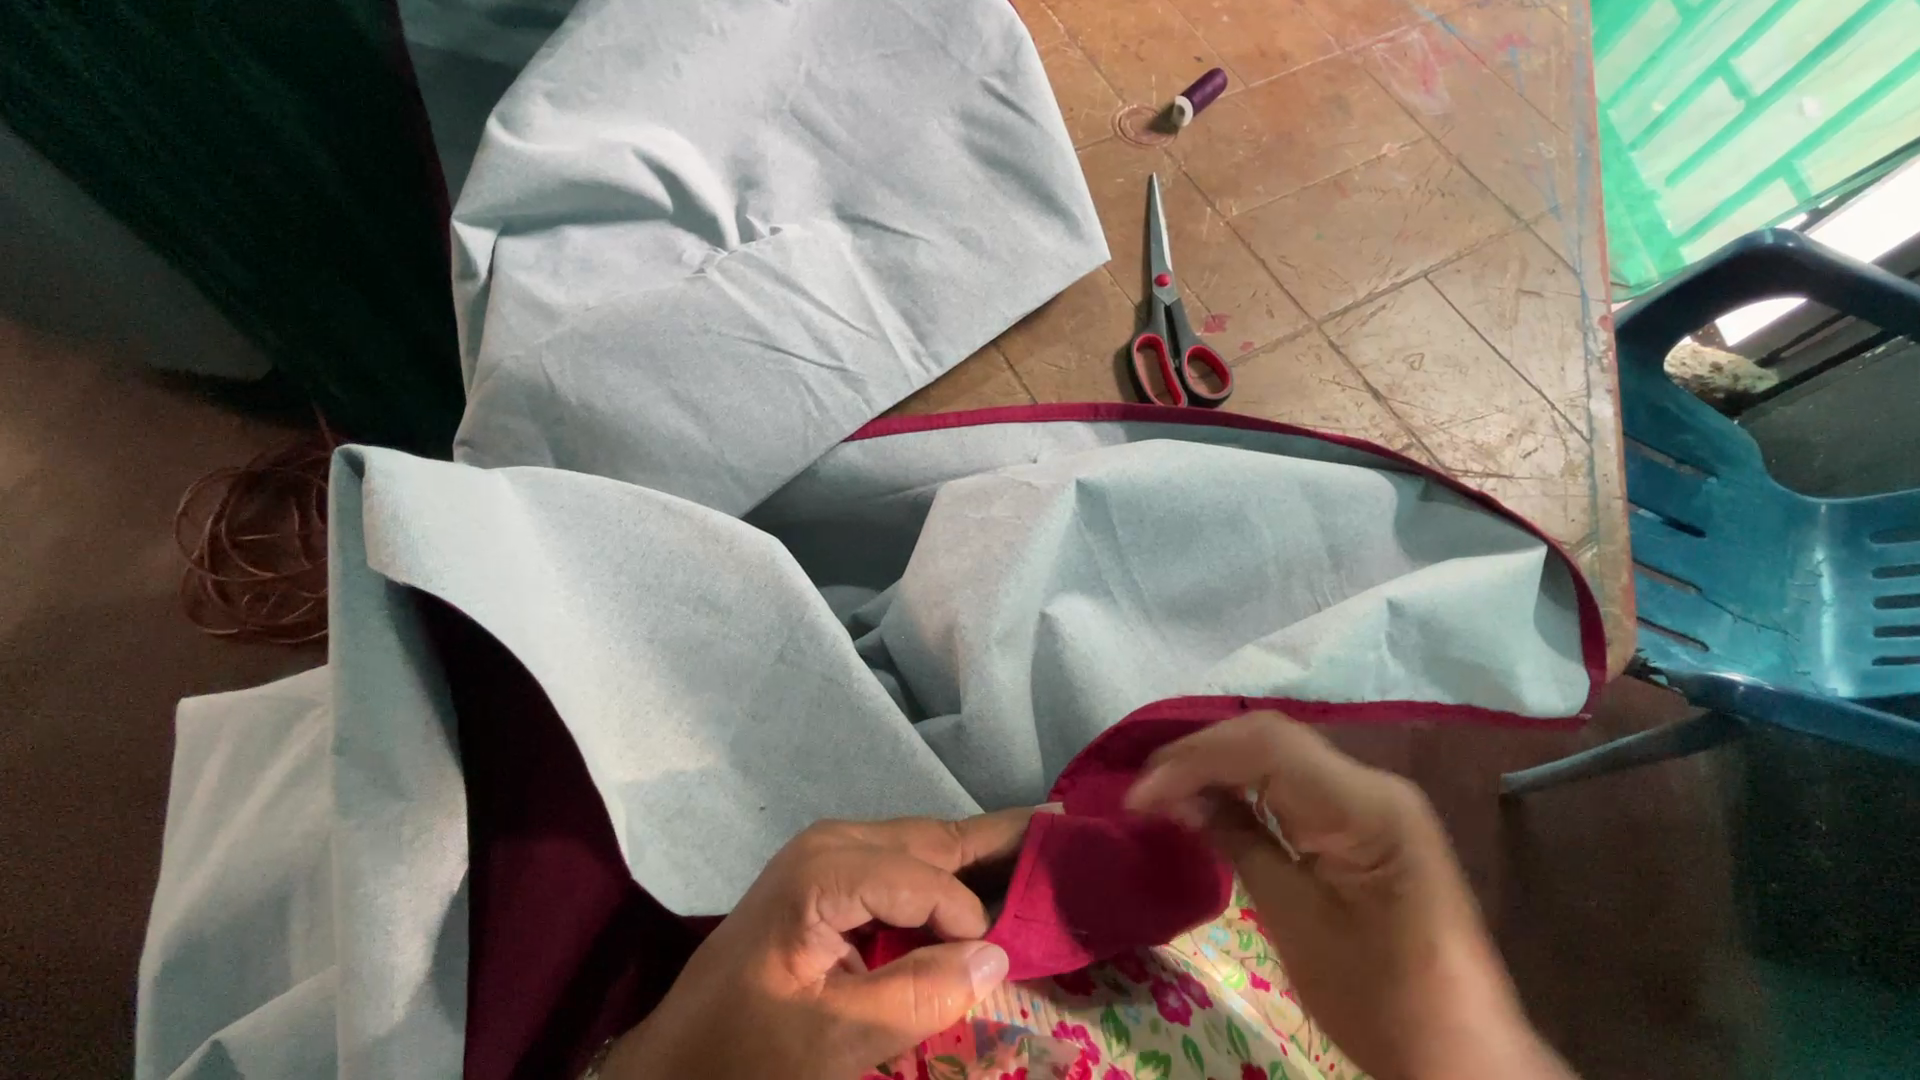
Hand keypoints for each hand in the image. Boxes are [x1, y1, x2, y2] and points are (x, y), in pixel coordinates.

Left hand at [601, 809, 1035, 1079]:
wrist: (678, 1061)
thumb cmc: (749, 1053)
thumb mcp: (836, 1038)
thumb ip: (921, 991)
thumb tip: (997, 952)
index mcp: (827, 869)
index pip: (928, 877)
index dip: (971, 915)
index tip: (1001, 960)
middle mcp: (833, 840)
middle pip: (935, 838)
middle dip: (1000, 839)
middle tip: (1067, 828)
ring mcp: (829, 851)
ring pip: (924, 844)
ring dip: (979, 853)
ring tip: (1040, 843)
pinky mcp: (831, 871)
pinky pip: (904, 862)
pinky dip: (948, 870)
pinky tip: (984, 873)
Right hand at [1126, 713, 1574, 1079]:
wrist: (1464, 1057)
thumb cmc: (1381, 1000)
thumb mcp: (1296, 922)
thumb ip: (1238, 842)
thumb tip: (1178, 798)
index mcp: (1365, 806)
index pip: (1265, 746)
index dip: (1193, 760)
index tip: (1139, 796)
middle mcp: (1373, 784)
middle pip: (1270, 738)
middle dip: (1199, 755)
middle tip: (1143, 790)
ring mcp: (1373, 799)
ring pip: (1279, 752)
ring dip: (1218, 765)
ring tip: (1164, 791)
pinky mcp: (1366, 819)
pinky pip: (1294, 780)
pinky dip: (1244, 784)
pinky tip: (1210, 800)